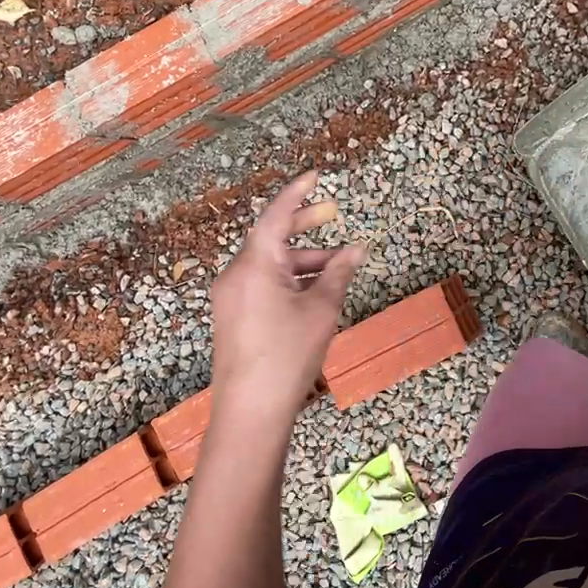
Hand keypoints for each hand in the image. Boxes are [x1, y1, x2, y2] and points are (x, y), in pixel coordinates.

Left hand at [209, 171, 367, 421]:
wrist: (251, 410)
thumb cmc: (289, 353)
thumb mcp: (322, 309)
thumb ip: (339, 272)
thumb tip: (357, 249)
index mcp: (255, 264)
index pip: (276, 215)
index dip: (298, 193)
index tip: (316, 176)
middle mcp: (236, 274)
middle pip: (271, 237)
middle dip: (304, 225)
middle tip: (333, 213)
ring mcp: (231, 297)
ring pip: (269, 263)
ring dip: (303, 260)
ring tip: (338, 267)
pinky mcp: (233, 317)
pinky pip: (262, 283)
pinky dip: (289, 278)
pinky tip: (315, 292)